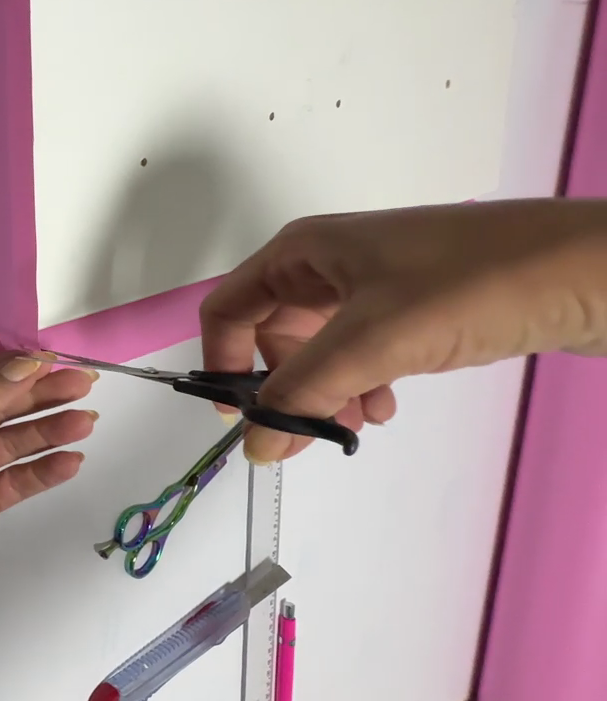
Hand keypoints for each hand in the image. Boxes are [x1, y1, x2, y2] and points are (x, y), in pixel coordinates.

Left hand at [0, 352, 97, 581]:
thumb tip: (26, 364)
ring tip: (87, 421)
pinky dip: (45, 470)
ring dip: (49, 431)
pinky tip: (73, 460)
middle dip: (40, 396)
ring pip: (13, 443)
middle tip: (84, 384)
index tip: (53, 360)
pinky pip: (18, 480)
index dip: (12, 369)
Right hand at [201, 199, 606, 462]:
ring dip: (324, 390)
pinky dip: (362, 382)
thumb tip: (254, 447)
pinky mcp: (418, 303)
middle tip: (305, 431)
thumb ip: (303, 394)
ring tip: (351, 427)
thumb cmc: (477, 286)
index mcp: (299, 253)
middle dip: (284, 384)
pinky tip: (383, 409)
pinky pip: (363, 349)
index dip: (222, 362)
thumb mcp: (374, 341)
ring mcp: (374, 283)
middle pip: (271, 332)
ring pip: (318, 345)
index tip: (241, 415)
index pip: (228, 311)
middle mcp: (325, 264)